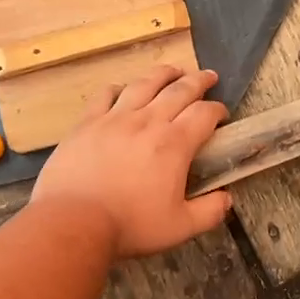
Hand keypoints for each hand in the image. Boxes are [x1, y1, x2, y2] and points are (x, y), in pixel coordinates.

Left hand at [31, 66, 232, 258]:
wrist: (72, 222)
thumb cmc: (129, 226)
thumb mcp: (179, 227)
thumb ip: (209, 212)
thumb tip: (227, 198)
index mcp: (175, 144)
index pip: (204, 114)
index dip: (217, 110)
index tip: (221, 114)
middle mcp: (148, 122)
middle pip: (179, 90)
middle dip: (199, 81)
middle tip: (209, 77)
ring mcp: (116, 118)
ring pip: (145, 84)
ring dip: (164, 74)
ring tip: (174, 70)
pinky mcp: (88, 123)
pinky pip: (106, 95)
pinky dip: (119, 88)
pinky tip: (124, 89)